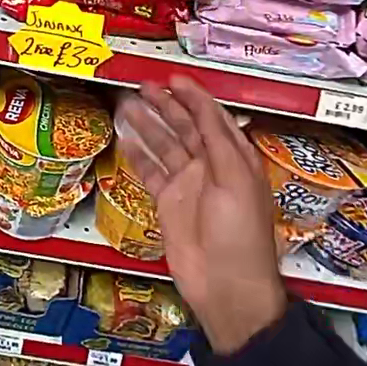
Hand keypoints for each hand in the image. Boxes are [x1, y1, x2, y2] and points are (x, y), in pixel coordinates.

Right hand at [115, 75, 285, 354]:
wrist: (226, 286)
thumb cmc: (241, 235)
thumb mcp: (236, 180)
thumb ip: (217, 142)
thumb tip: (203, 108)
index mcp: (234, 158)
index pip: (212, 117)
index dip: (194, 97)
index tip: (175, 79)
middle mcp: (210, 166)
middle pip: (185, 126)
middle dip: (166, 105)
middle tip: (144, 86)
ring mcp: (188, 184)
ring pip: (165, 145)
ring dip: (148, 124)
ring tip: (128, 104)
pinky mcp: (168, 202)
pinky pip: (150, 171)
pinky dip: (138, 154)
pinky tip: (125, 137)